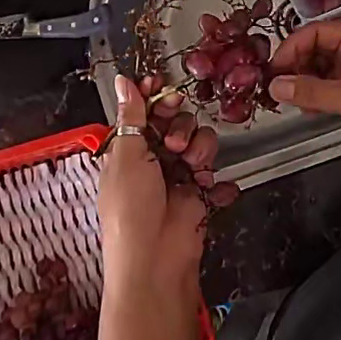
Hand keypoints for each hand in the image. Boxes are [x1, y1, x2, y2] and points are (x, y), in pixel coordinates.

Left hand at [97, 75, 226, 299]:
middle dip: (180, 126)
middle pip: (177, 120)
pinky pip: (217, 172)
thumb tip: (123, 81)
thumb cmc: (131, 208)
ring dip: (200, 150)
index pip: (144, 112)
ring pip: (200, 140)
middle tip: (175, 144)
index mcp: (128, 148)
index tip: (165, 87)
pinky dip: (217, 181)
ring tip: (192, 169)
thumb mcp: (126, 156)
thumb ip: (132, 116)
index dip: (155, 97)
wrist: (156, 258)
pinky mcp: (201, 191)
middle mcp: (154, 157)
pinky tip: (209, 189)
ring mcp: (179, 174)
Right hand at [267, 21, 340, 165]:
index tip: (273, 69)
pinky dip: (321, 95)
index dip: (291, 47)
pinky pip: (338, 86)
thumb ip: (309, 90)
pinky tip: (309, 109)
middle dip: (297, 65)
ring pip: (327, 69)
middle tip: (277, 87)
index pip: (316, 31)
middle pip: (319, 48)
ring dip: (307, 82)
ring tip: (290, 101)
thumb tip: (275, 85)